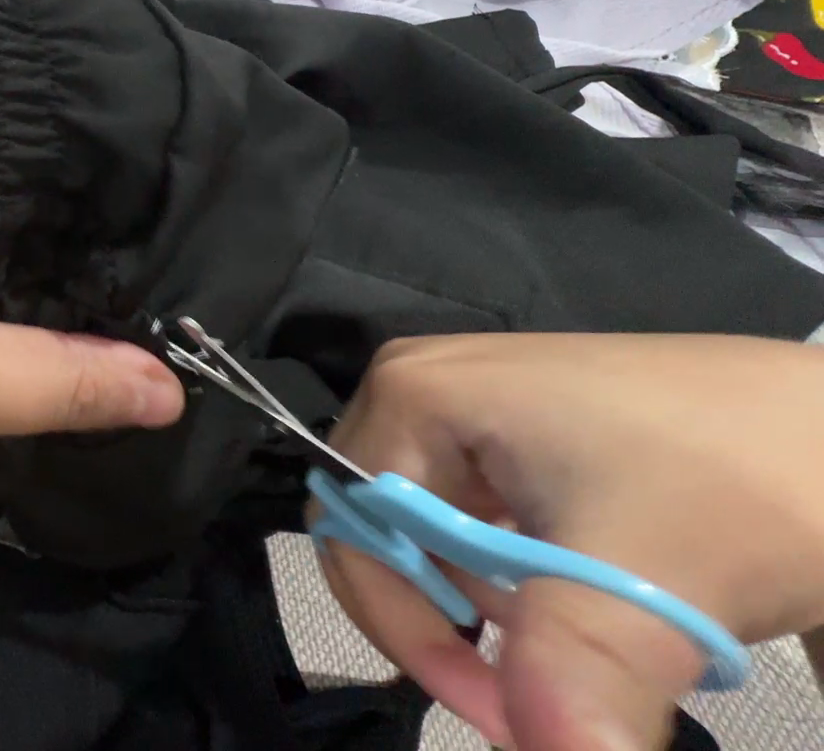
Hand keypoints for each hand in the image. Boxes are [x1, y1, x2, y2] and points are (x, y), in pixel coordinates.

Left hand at [0, 110, 185, 501]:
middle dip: (71, 214)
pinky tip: (22, 298)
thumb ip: (56, 382)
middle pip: (1, 173)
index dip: (102, 165)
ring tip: (113, 273)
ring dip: (24, 248)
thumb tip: (175, 388)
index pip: (27, 128)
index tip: (172, 200)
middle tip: (160, 248)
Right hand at [318, 334, 823, 749]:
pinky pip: (450, 499)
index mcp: (412, 395)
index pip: (353, 526)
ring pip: (408, 516)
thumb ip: (575, 674)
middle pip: (369, 520)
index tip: (501, 711)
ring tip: (563, 631)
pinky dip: (491, 561)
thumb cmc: (742, 476)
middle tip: (523, 678)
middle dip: (434, 608)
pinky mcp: (491, 414)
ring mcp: (450, 393)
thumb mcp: (656, 579)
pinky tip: (560, 582)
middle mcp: (409, 382)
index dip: (403, 624)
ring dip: (468, 591)